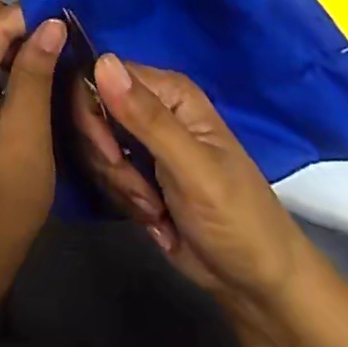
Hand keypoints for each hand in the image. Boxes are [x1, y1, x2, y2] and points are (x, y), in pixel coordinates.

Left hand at [0, 0, 63, 346]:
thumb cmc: (2, 201)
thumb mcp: (27, 138)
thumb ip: (35, 75)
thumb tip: (53, 21)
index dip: (29, 19)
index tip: (69, 27)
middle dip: (10, 17)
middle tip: (50, 45)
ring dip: (9, 32)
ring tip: (47, 58)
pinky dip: (4, 48)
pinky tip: (33, 70)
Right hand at [73, 56, 303, 301]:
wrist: (256, 284)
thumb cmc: (237, 219)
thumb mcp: (194, 169)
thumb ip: (147, 117)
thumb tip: (102, 62)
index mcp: (168, 91)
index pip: (101, 74)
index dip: (93, 110)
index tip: (111, 152)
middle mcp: (150, 105)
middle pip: (91, 109)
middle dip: (108, 156)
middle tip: (140, 188)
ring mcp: (141, 138)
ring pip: (93, 144)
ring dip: (118, 182)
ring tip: (156, 208)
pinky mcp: (134, 168)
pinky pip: (101, 169)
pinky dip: (121, 195)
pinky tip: (154, 215)